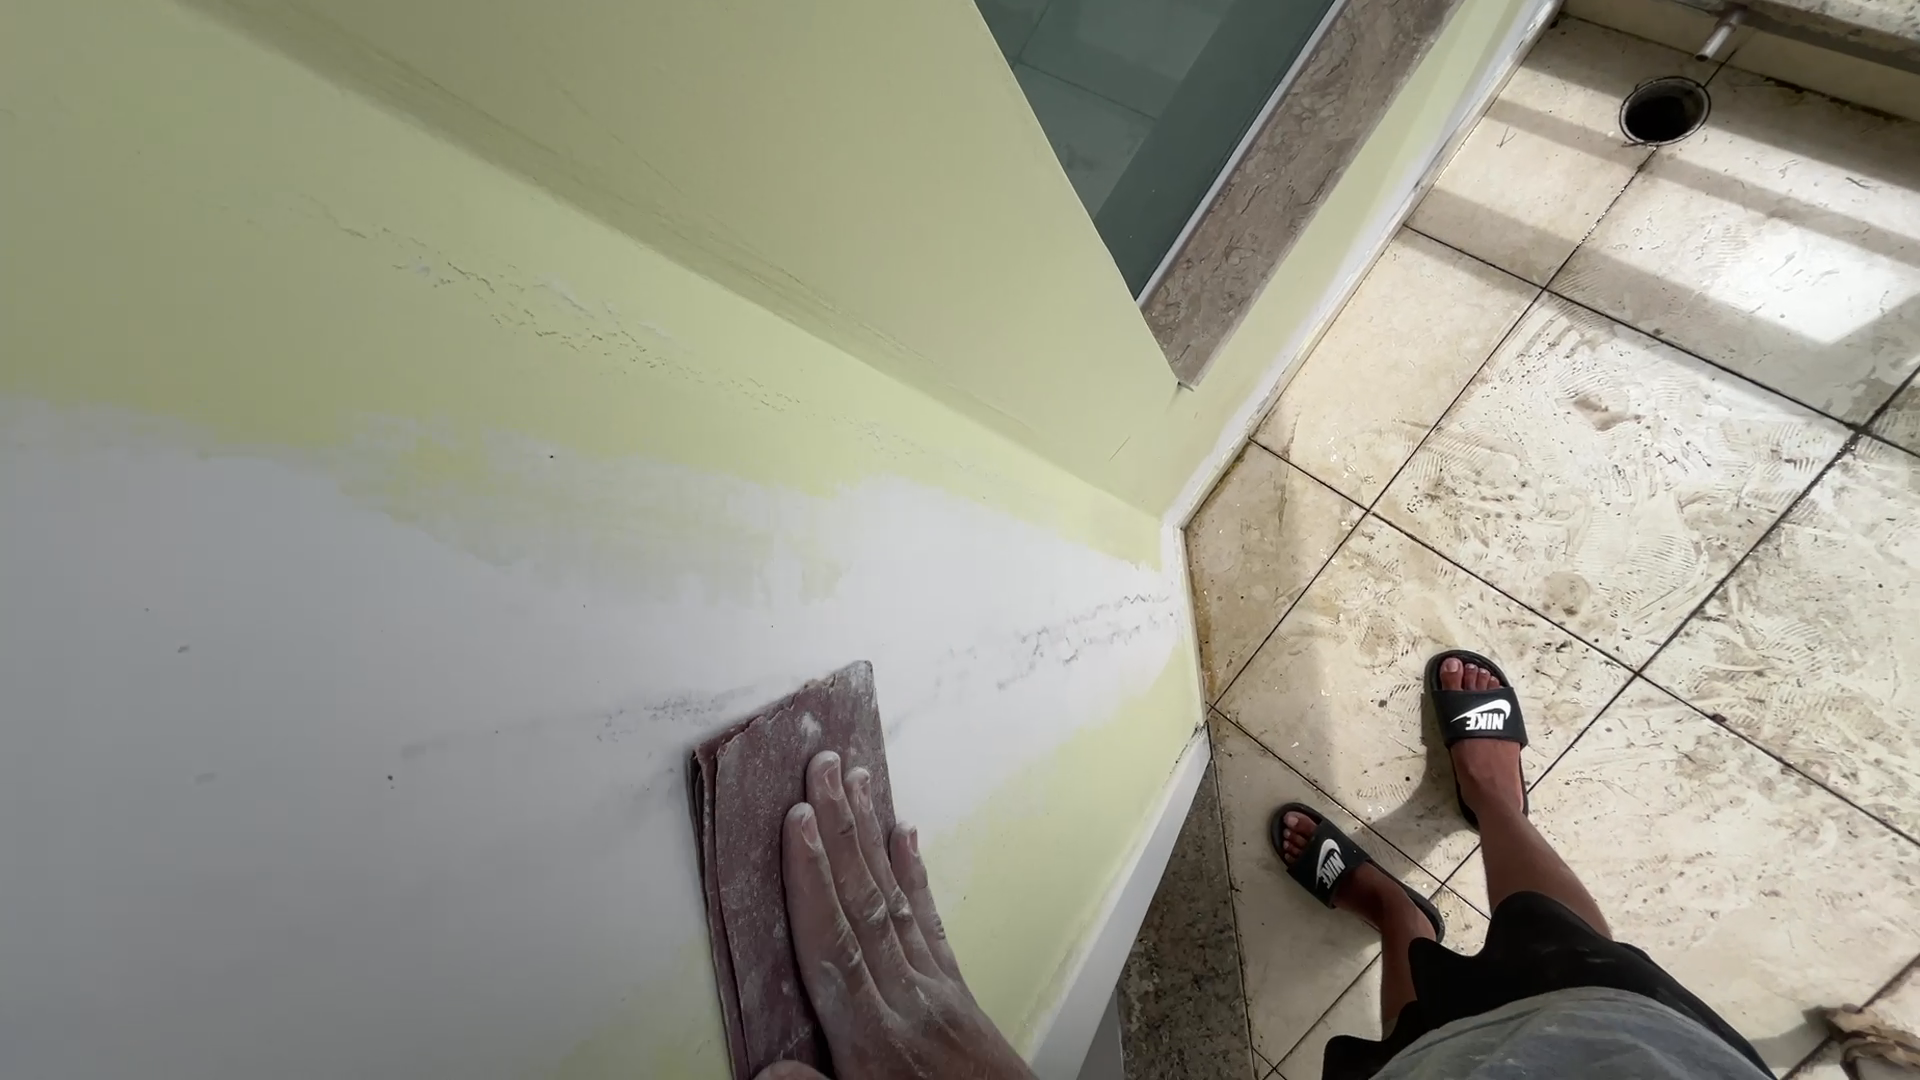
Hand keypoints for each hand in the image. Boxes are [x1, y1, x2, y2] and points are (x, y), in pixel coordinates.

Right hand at [754, 751, 1034, 1079]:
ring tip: (857, 778)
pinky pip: (932, 920)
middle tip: (824, 765)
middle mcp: (905, 997)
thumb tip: (761, 1071)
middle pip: (863, 900)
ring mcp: (934, 985)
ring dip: (870, 834)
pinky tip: (905, 832)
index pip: (832, 943)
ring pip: (894, 896)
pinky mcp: (956, 985)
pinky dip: (915, 872)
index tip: (799, 819)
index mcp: (872, 1040)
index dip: (811, 878)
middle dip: (840, 828)